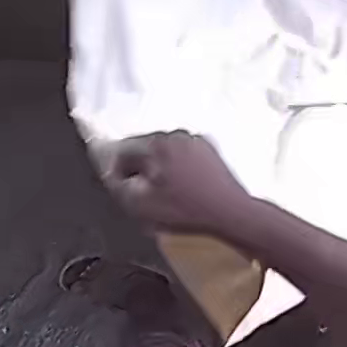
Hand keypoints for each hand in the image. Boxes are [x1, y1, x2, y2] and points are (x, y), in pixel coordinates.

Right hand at [99, 131, 261, 239]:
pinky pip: (185, 155)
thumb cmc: (184, 210)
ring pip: (166, 151)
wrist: (231, 213)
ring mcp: (196, 139)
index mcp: (155, 143)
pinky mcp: (212, 150)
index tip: (123, 190)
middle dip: (140, 167)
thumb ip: (119, 186)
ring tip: (166, 191)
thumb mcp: (140, 205)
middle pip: (144, 148)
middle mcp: (175, 133)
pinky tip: (186, 187)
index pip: (121, 151)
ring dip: (161, 167)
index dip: (117, 172)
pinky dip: (180, 167)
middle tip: (143, 192)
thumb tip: (116, 175)